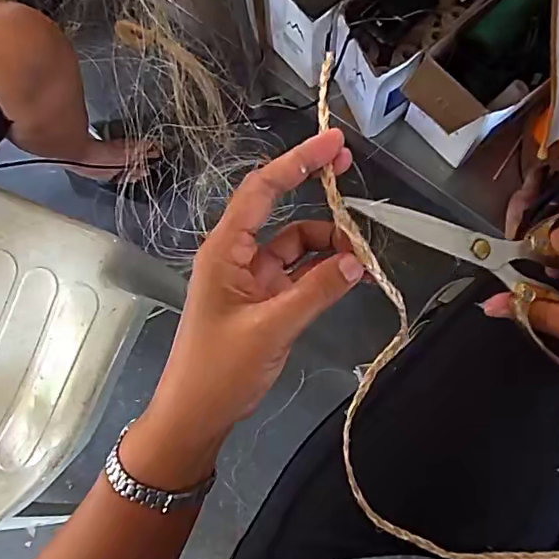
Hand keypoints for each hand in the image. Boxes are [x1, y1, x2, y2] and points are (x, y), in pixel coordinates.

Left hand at [140, 132, 364, 455]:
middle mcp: (239, 256)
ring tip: (362, 257)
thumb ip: (316, 292)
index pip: (262, 190)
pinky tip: (349, 275)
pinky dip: (325, 271)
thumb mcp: (271, 329)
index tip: (333, 142)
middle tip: (351, 171)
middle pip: (283, 211)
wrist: (196, 415)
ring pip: (298, 245)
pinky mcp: (266, 300)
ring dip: (329, 244)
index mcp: (226, 250)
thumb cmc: (218, 370)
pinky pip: (301, 274)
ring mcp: (254, 279)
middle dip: (316, 192)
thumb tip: (357, 261)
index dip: (297, 161)